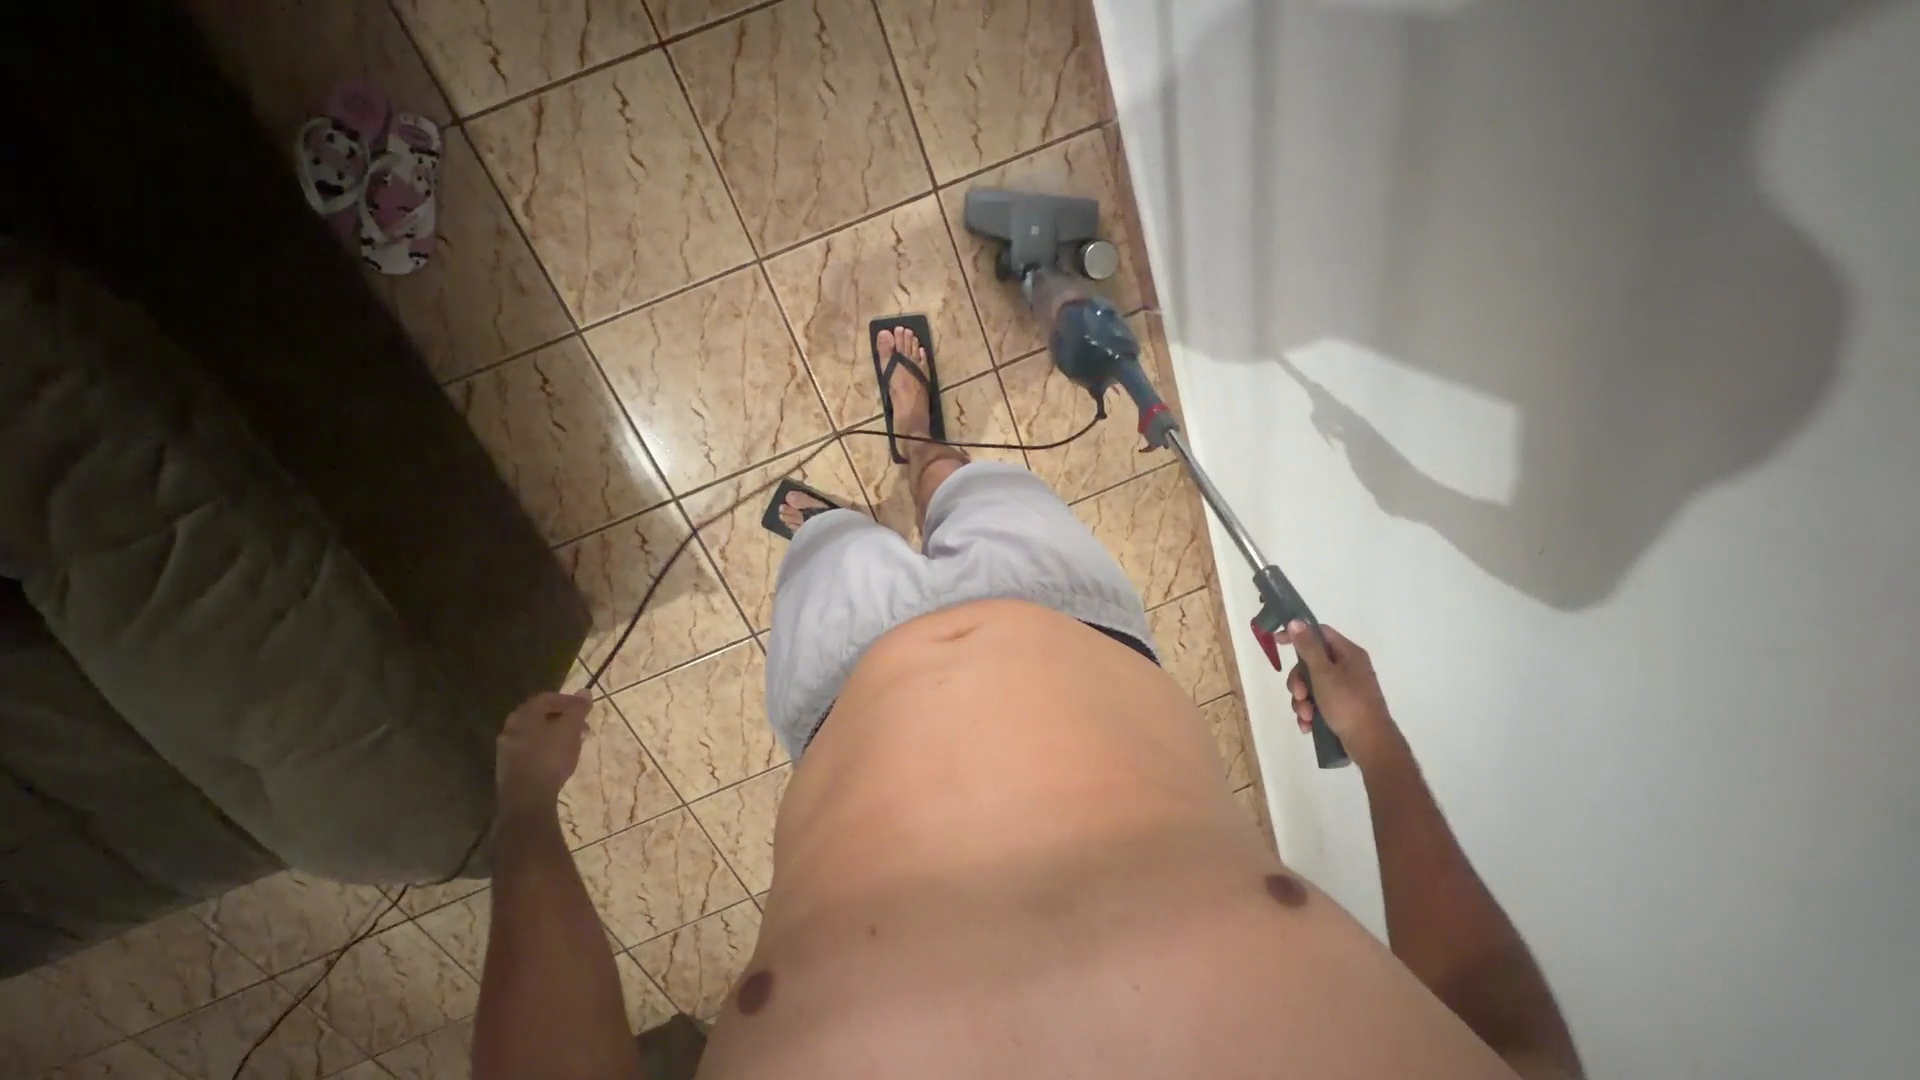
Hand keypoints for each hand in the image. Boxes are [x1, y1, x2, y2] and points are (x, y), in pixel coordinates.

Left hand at [496, 692, 590, 816]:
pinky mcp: (508, 768)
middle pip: (540, 716)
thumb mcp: (571, 729)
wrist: (527, 798)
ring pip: (535, 734)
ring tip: (574, 744)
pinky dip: (546, 749)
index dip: (568, 700)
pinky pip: (530, 751)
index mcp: (524, 714)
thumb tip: (584, 691)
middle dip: (563, 719)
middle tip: (583, 728)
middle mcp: (511, 728)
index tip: (586, 708)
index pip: (547, 698)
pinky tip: (558, 760)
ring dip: (555, 735)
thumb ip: (577, 709)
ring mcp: (506, 749)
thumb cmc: (550, 756)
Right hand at [1279, 622, 1401, 768]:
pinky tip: (1307, 725)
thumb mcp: (1323, 673)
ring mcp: (1346, 688)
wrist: (1371, 743)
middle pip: (1311, 662)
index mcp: (1348, 654)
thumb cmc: (1347, 704)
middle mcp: (1348, 667)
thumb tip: (1296, 621)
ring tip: (1305, 716)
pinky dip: (1310, 712)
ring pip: (1311, 685)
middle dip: (1298, 681)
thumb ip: (1308, 647)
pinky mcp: (1342, 706)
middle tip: (1298, 694)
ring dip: (1301, 700)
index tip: (1276, 641)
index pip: (1319, 633)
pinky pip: (1318, 701)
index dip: (1297, 634)